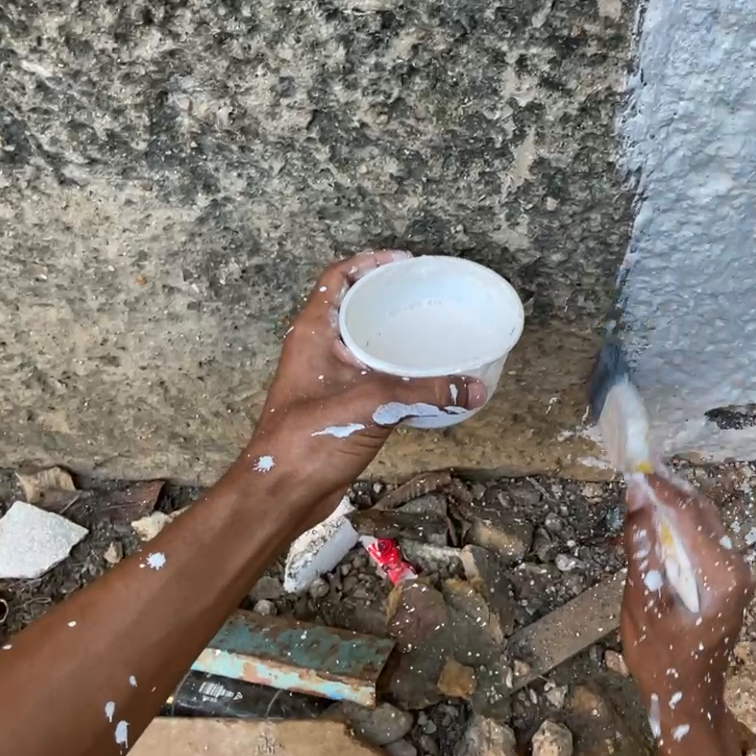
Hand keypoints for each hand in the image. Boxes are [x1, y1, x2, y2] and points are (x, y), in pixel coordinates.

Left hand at [242, 251, 485, 527]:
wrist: (282, 494)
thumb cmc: (308, 441)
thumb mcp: (370, 403)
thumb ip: (424, 392)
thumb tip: (473, 388)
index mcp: (314, 333)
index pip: (337, 278)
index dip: (368, 261)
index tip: (403, 262)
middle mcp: (320, 349)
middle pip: (354, 306)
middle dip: (387, 295)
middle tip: (425, 294)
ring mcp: (330, 379)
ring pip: (366, 342)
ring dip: (394, 334)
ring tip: (432, 329)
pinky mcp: (343, 406)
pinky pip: (375, 375)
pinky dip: (399, 370)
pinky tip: (427, 376)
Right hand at [620, 469, 753, 728]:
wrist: (689, 702)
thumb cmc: (662, 660)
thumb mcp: (642, 605)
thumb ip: (641, 550)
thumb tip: (637, 499)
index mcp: (721, 575)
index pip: (688, 515)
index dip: (660, 490)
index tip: (634, 470)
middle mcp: (738, 568)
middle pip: (701, 512)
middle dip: (668, 491)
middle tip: (637, 473)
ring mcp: (737, 574)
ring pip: (704, 522)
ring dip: (674, 505)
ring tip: (643, 490)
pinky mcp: (729, 579)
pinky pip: (704, 538)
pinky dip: (680, 524)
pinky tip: (657, 520)